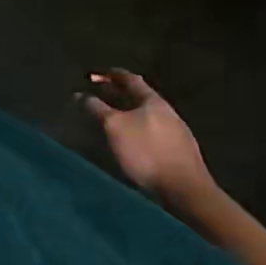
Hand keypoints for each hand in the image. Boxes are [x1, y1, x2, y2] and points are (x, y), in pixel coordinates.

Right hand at [80, 69, 213, 203]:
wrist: (185, 190)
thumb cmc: (146, 151)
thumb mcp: (114, 126)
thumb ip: (96, 108)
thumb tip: (80, 94)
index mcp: (152, 101)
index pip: (129, 79)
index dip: (110, 74)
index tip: (94, 74)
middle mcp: (166, 112)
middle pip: (137, 96)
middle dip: (115, 93)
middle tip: (96, 93)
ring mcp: (174, 131)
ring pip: (144, 114)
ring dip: (125, 111)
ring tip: (107, 116)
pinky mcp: (176, 150)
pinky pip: (150, 129)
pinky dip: (134, 126)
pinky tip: (127, 138)